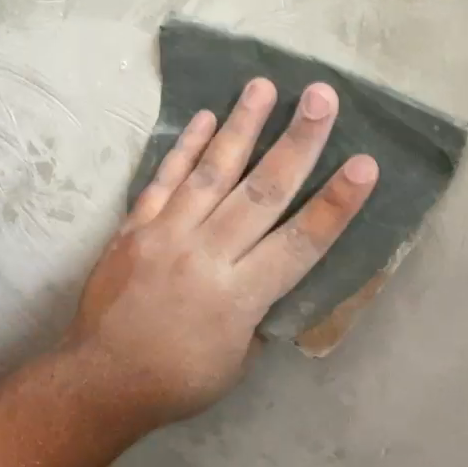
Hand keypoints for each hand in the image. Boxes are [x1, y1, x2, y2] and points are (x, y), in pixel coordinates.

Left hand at [59, 78, 378, 433]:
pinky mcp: (134, 228)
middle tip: (322, 97)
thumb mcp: (236, 360)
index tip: (365, 163)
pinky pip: (163, 180)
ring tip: (263, 86)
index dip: (336, 204)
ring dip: (240, 127)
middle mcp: (206, 255)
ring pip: (211, 172)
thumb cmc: (177, 380)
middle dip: (297, 142)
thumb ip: (258, 310)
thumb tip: (272, 274)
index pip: (300, 242)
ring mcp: (166, 235)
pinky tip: (203, 118)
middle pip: (261, 192)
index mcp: (240, 296)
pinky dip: (183, 148)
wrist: (101, 378)